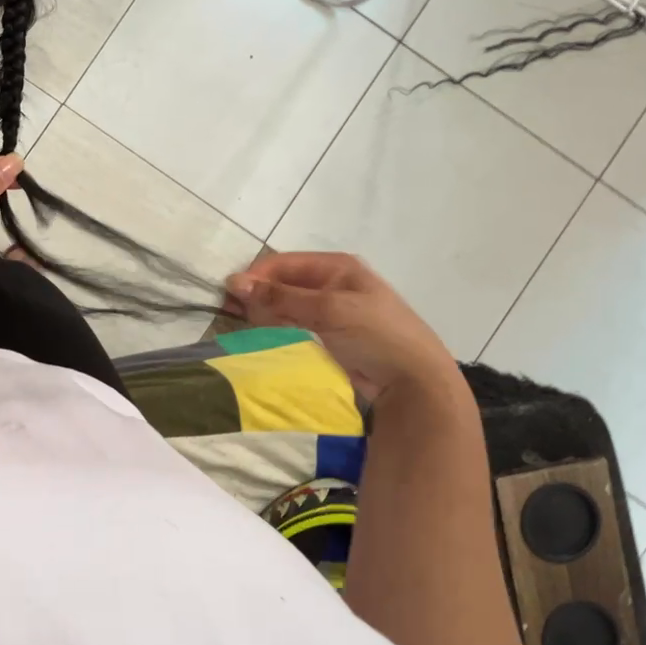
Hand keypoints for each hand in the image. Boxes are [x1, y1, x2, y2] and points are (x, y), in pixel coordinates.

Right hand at [225, 252, 458, 400]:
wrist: (413, 382)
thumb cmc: (377, 335)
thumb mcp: (330, 310)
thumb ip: (281, 296)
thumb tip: (234, 282)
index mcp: (336, 266)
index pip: (282, 262)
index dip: (256, 276)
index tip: (231, 295)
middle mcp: (331, 282)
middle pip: (281, 282)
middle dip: (258, 295)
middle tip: (236, 314)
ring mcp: (328, 309)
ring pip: (283, 304)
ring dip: (264, 312)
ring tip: (249, 327)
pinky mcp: (325, 333)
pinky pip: (290, 323)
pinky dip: (275, 327)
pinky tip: (264, 335)